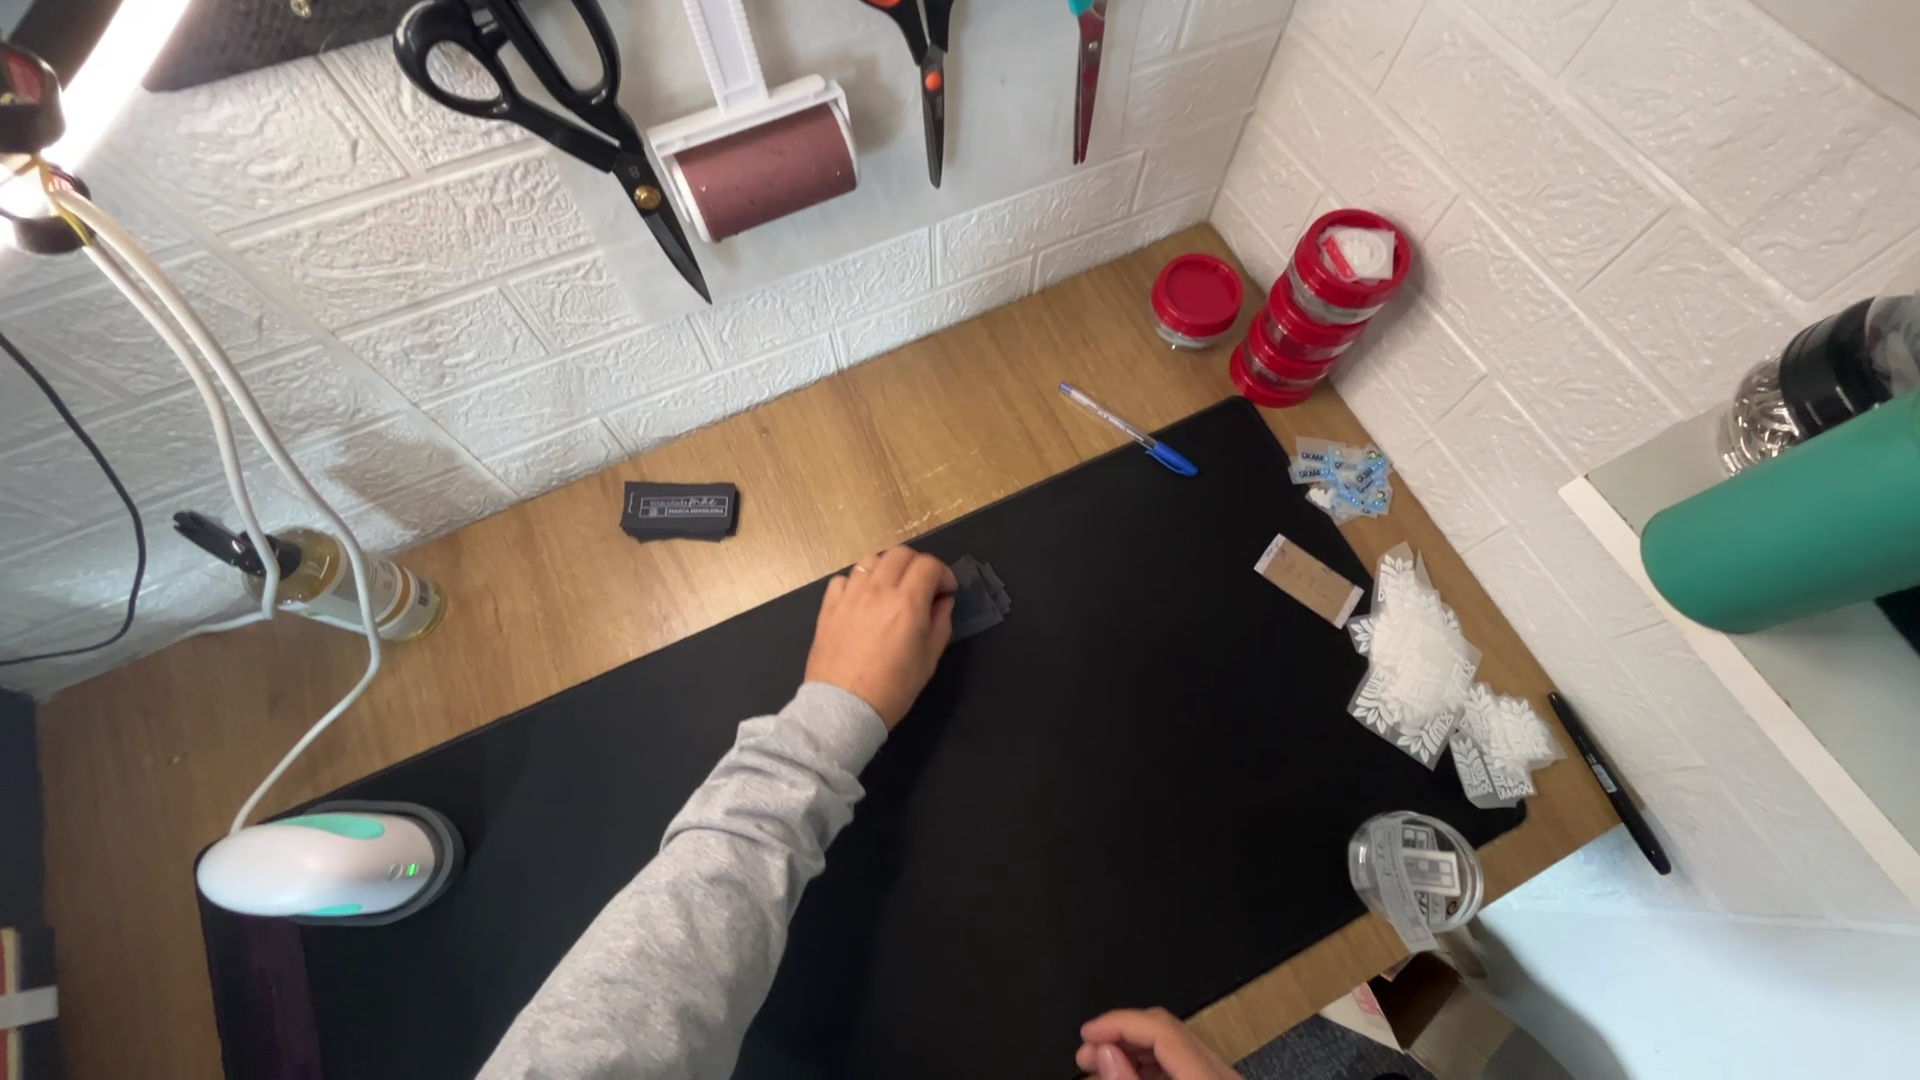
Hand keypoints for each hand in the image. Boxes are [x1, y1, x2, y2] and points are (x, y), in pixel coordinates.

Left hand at [804, 546, 957, 728]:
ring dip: (887, 568)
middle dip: (917, 564)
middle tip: (923, 585)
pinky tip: (862, 599)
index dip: (943, 573)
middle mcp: (877, 590)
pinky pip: (843, 578)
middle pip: (900, 553)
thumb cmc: (893, 689)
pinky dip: (857, 581)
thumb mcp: (929, 659)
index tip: (946, 591)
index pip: (928, 565)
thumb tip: (943, 601)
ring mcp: (849, 596)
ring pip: (871, 560)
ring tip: (892, 588)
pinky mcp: (828, 606)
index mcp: (907, 603)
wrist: (843, 708)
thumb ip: (940, 624)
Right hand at [1076, 1008, 1239, 1079]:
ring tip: (1102, 1063)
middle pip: (1167, 1030)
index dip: (1118, 1022)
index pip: (1161, 1029)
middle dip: (1121, 1034)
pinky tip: (1131, 1074)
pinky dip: (1153, 1064)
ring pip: (1175, 1044)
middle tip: (1087, 1052)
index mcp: (1210, 1079)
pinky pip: (1184, 1061)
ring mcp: (1225, 1079)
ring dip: (1134, 1048)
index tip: (1088, 1033)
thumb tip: (1104, 1049)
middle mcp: (1224, 1075)